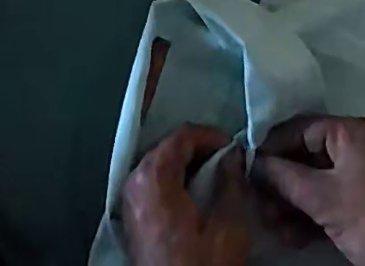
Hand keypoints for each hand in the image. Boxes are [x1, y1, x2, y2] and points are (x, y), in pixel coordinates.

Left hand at [122, 124, 249, 265]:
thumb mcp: (227, 229)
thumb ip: (231, 184)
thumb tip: (234, 155)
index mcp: (154, 176)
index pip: (183, 135)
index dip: (211, 136)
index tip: (234, 148)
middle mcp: (135, 179)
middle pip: (169, 147)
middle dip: (200, 149)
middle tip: (228, 161)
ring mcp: (130, 199)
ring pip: (161, 163)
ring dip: (188, 165)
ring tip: (216, 177)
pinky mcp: (132, 217)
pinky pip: (154, 183)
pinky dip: (175, 180)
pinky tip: (196, 195)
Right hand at [254, 116, 364, 265]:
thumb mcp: (324, 199)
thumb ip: (285, 178)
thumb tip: (252, 162)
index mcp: (351, 131)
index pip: (301, 128)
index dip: (272, 147)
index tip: (246, 167)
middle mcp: (357, 145)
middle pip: (307, 155)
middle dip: (280, 181)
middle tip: (256, 202)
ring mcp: (364, 175)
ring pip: (316, 180)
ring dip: (291, 201)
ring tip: (270, 224)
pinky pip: (331, 198)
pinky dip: (311, 213)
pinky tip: (290, 234)